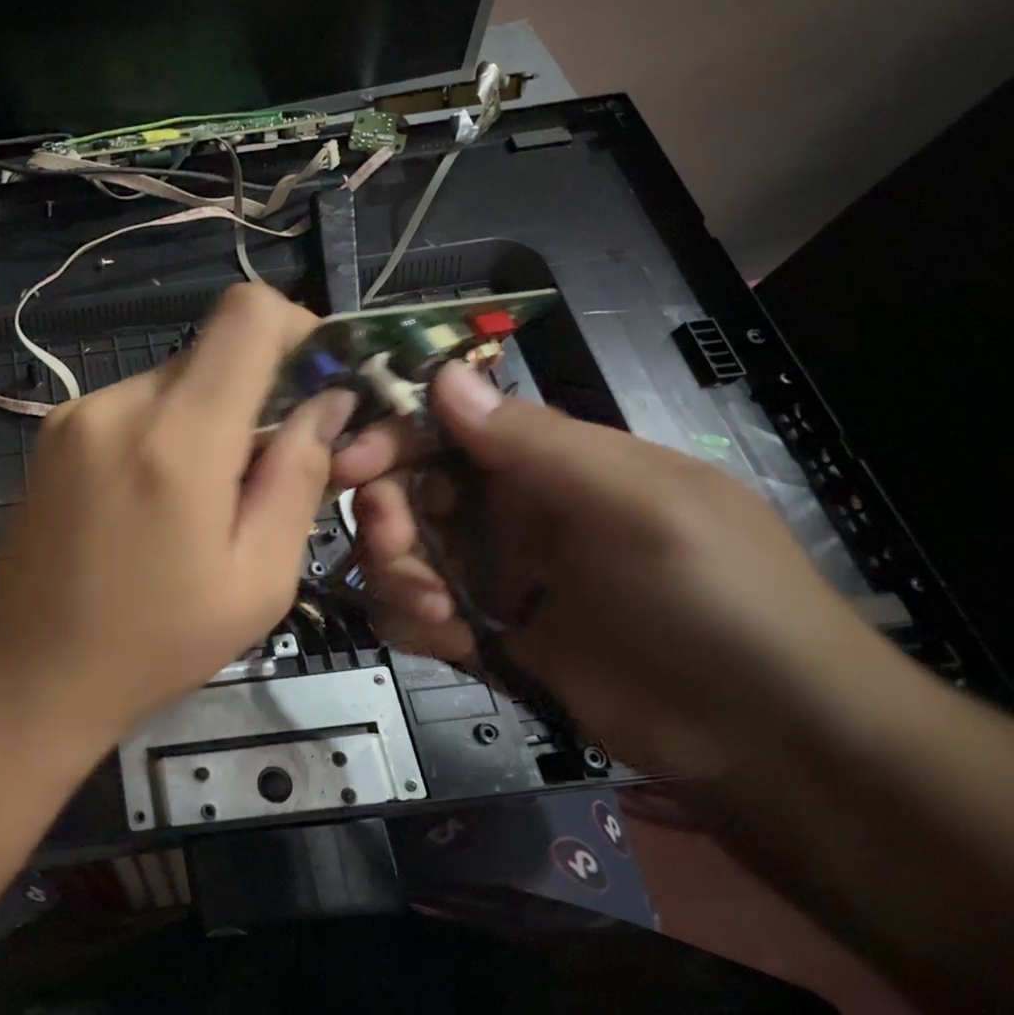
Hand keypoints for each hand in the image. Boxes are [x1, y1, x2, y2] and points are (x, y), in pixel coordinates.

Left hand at [0, 284, 358, 742]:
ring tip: (199, 504)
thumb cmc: (157, 643)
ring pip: (172, 382)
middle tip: (262, 476)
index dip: (298, 331)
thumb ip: (298, 476)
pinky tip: (155, 503)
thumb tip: (326, 404)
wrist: (36, 672)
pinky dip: (162, 434)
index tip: (314, 390)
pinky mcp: (51, 434)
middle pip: (212, 352)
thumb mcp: (258, 578)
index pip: (247, 313)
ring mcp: (74, 416)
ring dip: (205, 422)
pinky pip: (131, 407)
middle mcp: (116, 405)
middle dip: (254, 396)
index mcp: (175, 438)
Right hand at [334, 361, 899, 777]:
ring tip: (441, 618)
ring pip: (403, 554)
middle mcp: (515, 511)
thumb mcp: (641, 507)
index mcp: (553, 463)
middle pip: (409, 492)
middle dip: (387, 520)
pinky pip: (418, 612)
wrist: (766, 738)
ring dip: (399, 578)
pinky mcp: (490, 633)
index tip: (349, 468)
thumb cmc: (718, 599)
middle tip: (399, 557)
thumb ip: (538, 445)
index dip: (390, 438)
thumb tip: (443, 378)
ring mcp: (499, 574)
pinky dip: (416, 623)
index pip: (447, 428)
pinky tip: (453, 644)